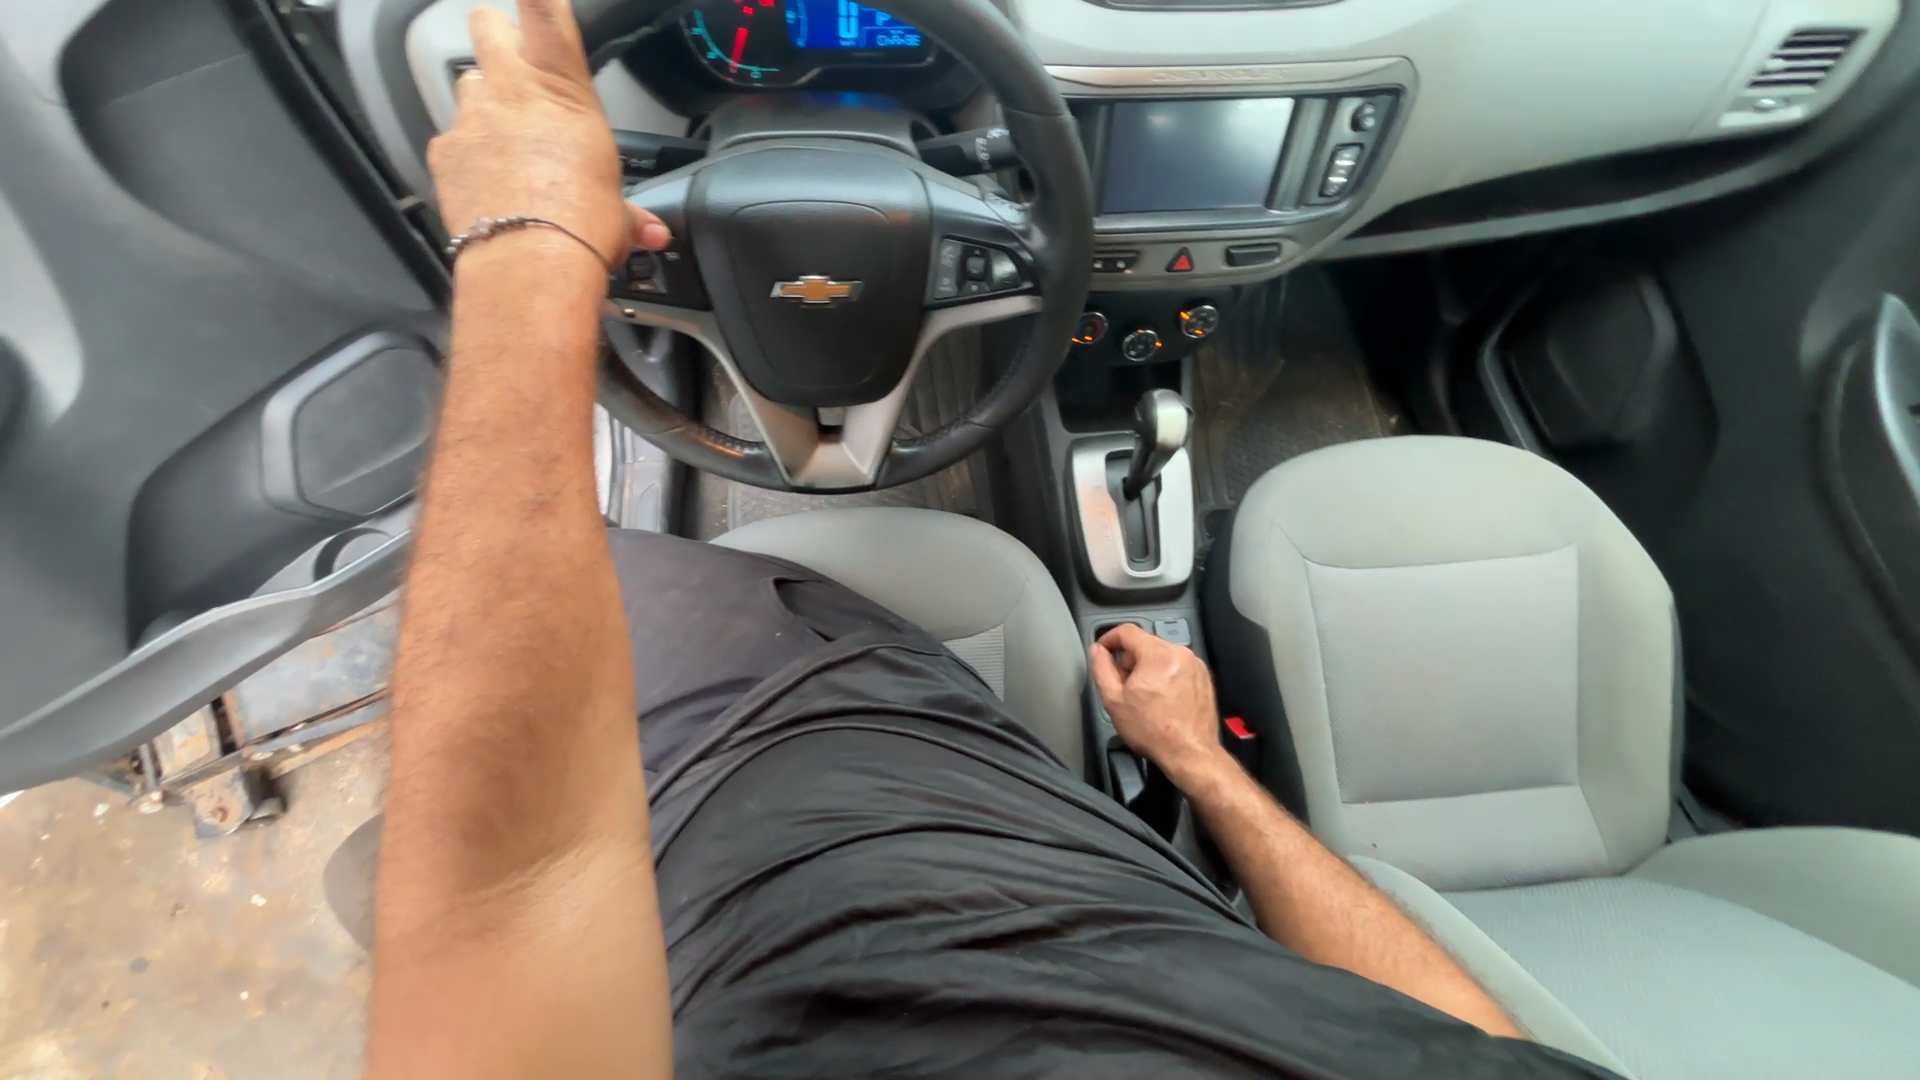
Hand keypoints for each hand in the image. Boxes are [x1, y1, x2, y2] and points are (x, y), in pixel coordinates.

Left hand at [428, 0, 670, 272]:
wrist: (533, 264)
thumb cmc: (583, 230)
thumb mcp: (620, 217)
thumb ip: (631, 214)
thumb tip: (651, 230)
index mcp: (565, 94)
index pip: (545, 11)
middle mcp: (512, 92)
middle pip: (487, 25)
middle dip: (499, 39)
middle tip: (518, 73)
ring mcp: (472, 118)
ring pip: (469, 87)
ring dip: (486, 107)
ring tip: (510, 151)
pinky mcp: (444, 151)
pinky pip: (453, 141)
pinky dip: (470, 159)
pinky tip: (492, 188)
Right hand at [1089, 624, 1227, 786]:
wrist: (1190, 753)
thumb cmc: (1154, 731)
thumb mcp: (1114, 700)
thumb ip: (1101, 668)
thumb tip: (1097, 651)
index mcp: (1157, 654)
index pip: (1127, 631)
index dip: (1109, 638)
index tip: (1103, 650)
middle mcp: (1179, 653)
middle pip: (1145, 642)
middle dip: (1129, 657)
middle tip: (1122, 681)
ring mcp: (1195, 665)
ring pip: (1161, 654)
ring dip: (1147, 666)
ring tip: (1142, 694)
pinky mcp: (1204, 677)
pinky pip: (1177, 666)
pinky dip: (1165, 675)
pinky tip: (1160, 698)